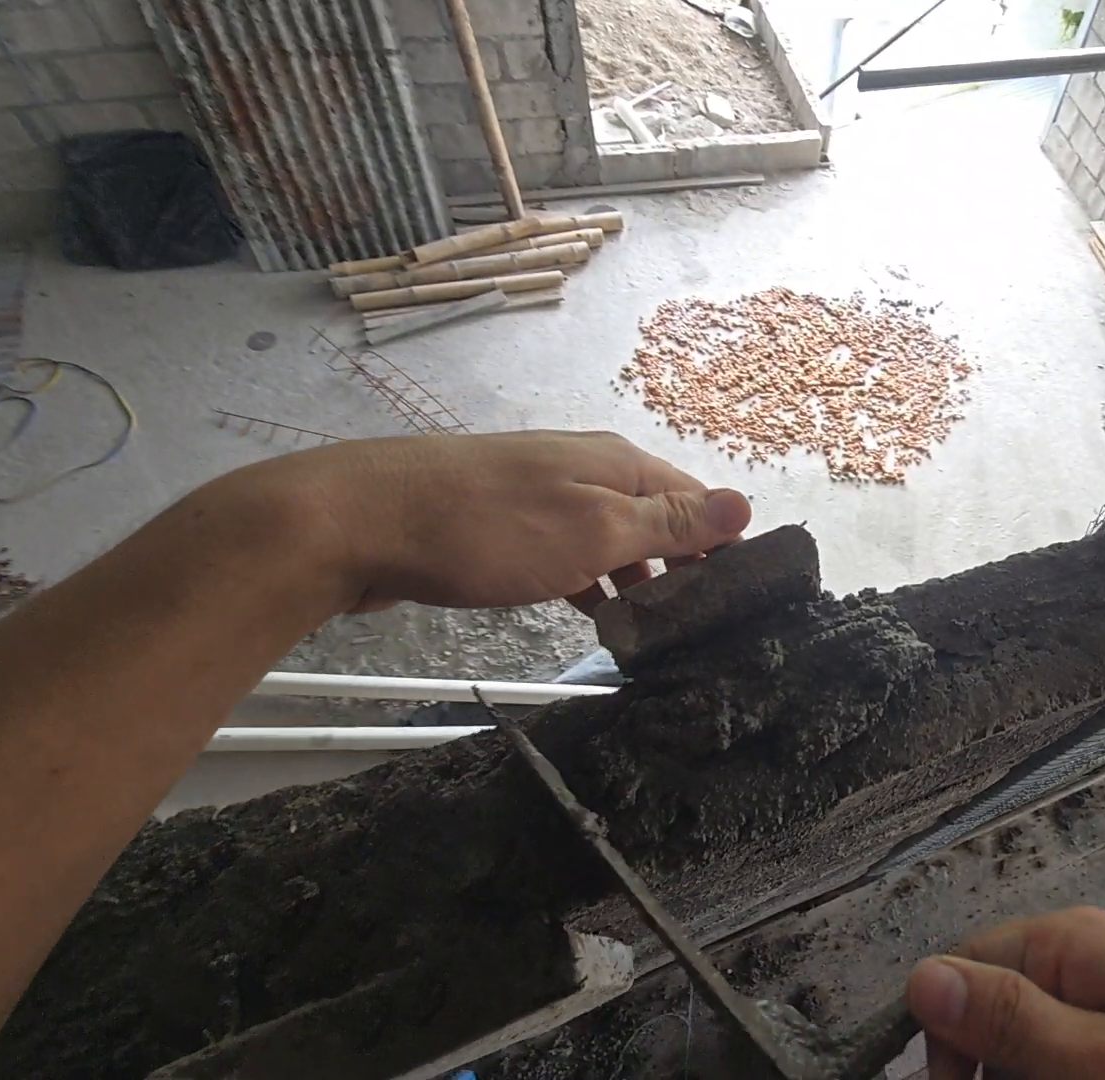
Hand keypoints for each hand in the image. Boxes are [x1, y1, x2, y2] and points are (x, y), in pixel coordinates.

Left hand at [214, 430, 752, 614]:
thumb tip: (747, 503)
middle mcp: (590, 469)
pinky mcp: (510, 521)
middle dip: (684, 565)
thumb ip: (672, 522)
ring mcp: (547, 493)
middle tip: (700, 622)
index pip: (698, 500)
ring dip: (639, 578)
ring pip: (616, 538)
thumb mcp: (598, 528)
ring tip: (656, 628)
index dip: (724, 544)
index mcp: (621, 464)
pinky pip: (573, 550)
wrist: (357, 522)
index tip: (741, 595)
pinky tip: (596, 612)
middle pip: (659, 517)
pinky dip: (593, 580)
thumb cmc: (493, 528)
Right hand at [905, 907, 1104, 1079]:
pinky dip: (1070, 1071)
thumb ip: (1014, 1020)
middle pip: (996, 1006)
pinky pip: (1077, 1047)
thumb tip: (922, 978)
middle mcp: (1081, 952)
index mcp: (1064, 942)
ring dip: (1034, 1073)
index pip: (961, 970)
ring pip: (1035, 1038)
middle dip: (998, 1065)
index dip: (949, 1042)